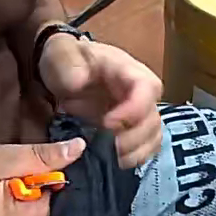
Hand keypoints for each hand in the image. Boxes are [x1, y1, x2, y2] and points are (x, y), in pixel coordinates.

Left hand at [38, 33, 162, 168]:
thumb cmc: (66, 62)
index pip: (146, 89)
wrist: (64, 71)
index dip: (133, 110)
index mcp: (127, 69)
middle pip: (153, 118)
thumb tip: (78, 81)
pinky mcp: (134, 129)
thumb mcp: (62, 56)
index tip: (106, 123)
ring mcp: (139, 112)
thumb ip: (70, 66)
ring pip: (153, 137)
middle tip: (106, 146)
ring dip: (134, 152)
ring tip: (110, 156)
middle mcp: (141, 92)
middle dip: (131, 138)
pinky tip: (113, 160)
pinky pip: (146, 148)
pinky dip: (133, 158)